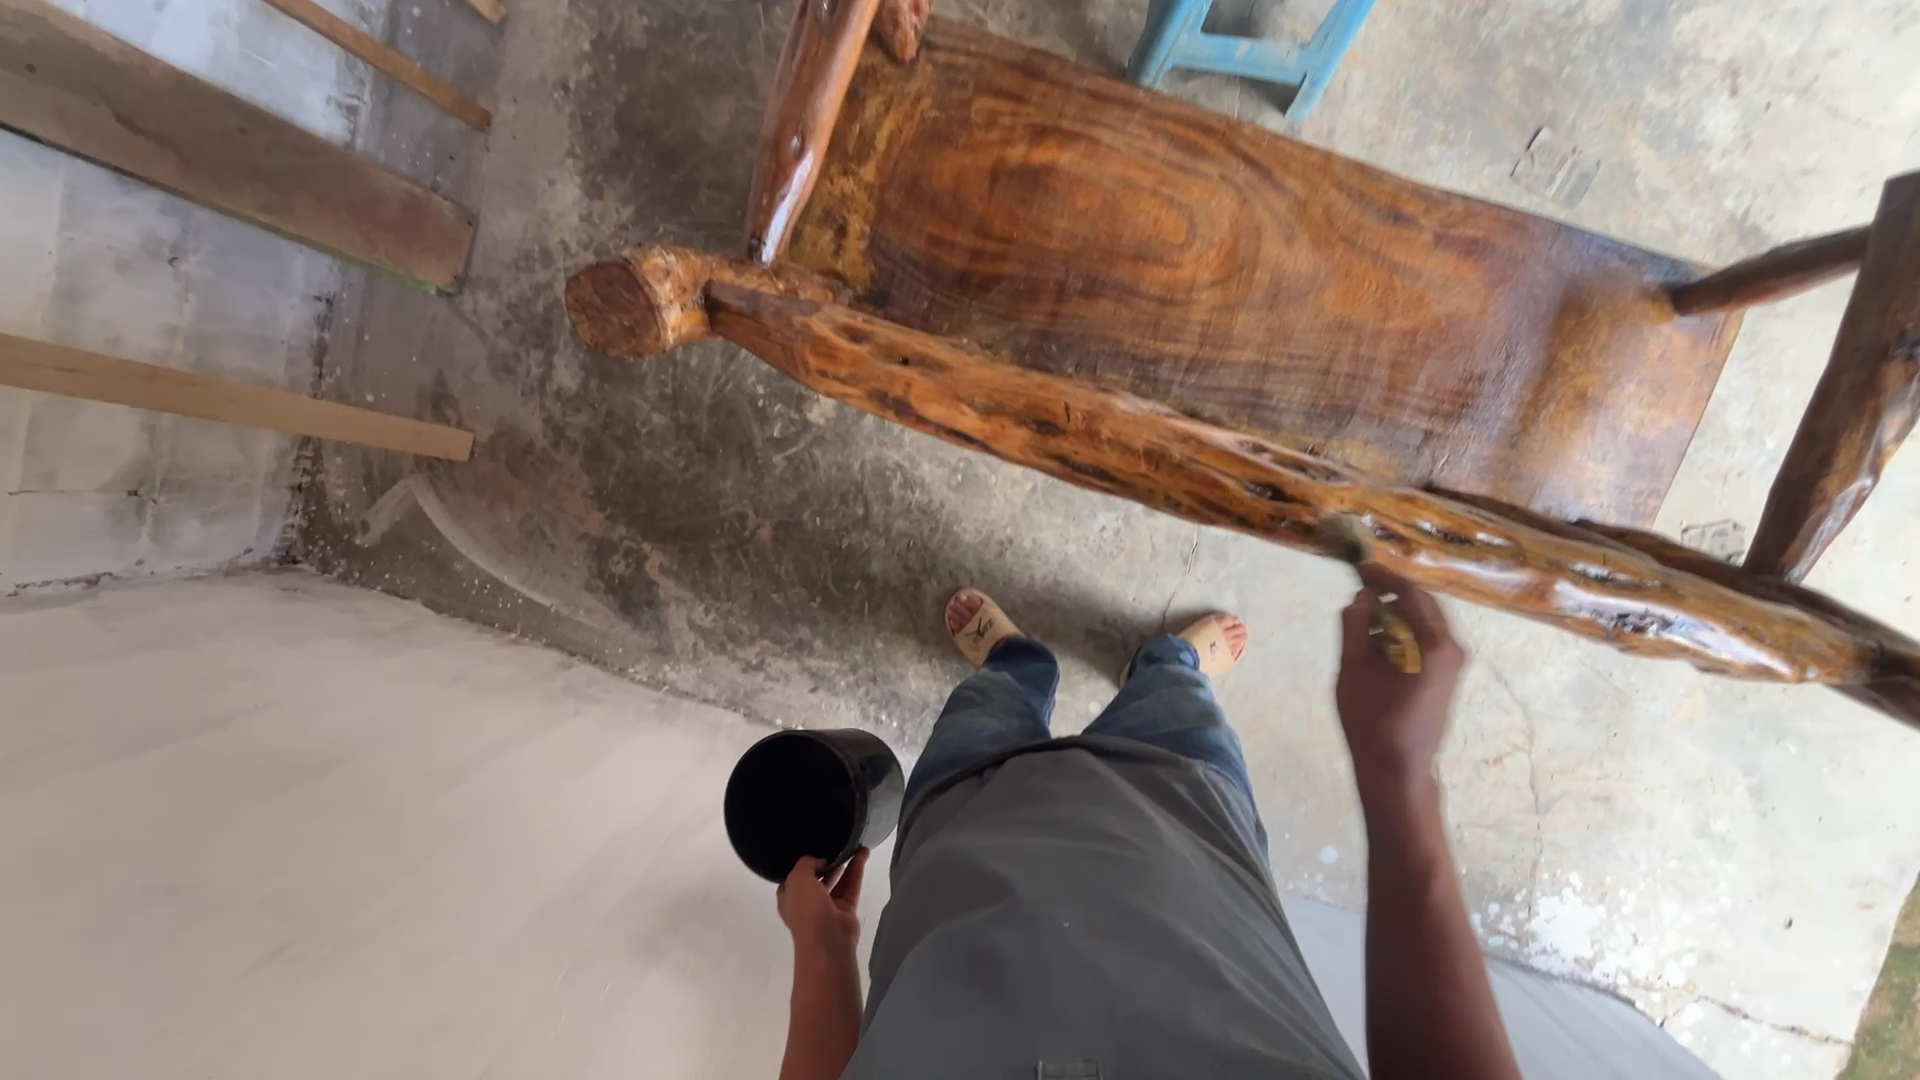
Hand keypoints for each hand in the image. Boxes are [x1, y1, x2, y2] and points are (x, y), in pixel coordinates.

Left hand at [778, 850, 868, 961]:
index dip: (804, 864)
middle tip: (836, 844)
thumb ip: (806, 863)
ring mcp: (828, 908)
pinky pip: (851, 885)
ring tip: (855, 844)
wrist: (827, 938)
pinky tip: (863, 853)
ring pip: (837, 880)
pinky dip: (857, 869)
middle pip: (818, 878)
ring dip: (845, 863)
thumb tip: (820, 862)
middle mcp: (807, 903)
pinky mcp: (846, 910)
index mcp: (789, 898)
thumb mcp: (797, 878)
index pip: (795, 878)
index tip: (815, 849)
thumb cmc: (806, 909)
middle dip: (827, 862)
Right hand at [1335, 564, 1464, 792]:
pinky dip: (1402, 630)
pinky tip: (1376, 639)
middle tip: (1359, 586)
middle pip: (1423, 605)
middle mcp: (1452, 649)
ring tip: (1362, 614)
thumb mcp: (1353, 668)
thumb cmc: (1371, 719)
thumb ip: (1355, 627)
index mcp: (1433, 645)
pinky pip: (1426, 639)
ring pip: (1425, 622)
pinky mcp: (1445, 675)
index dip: (1384, 577)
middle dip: (1391, 592)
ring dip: (1395, 612)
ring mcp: (1452, 663)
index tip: (1359, 567)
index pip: (1412, 595)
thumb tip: (1360, 598)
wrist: (1396, 767)